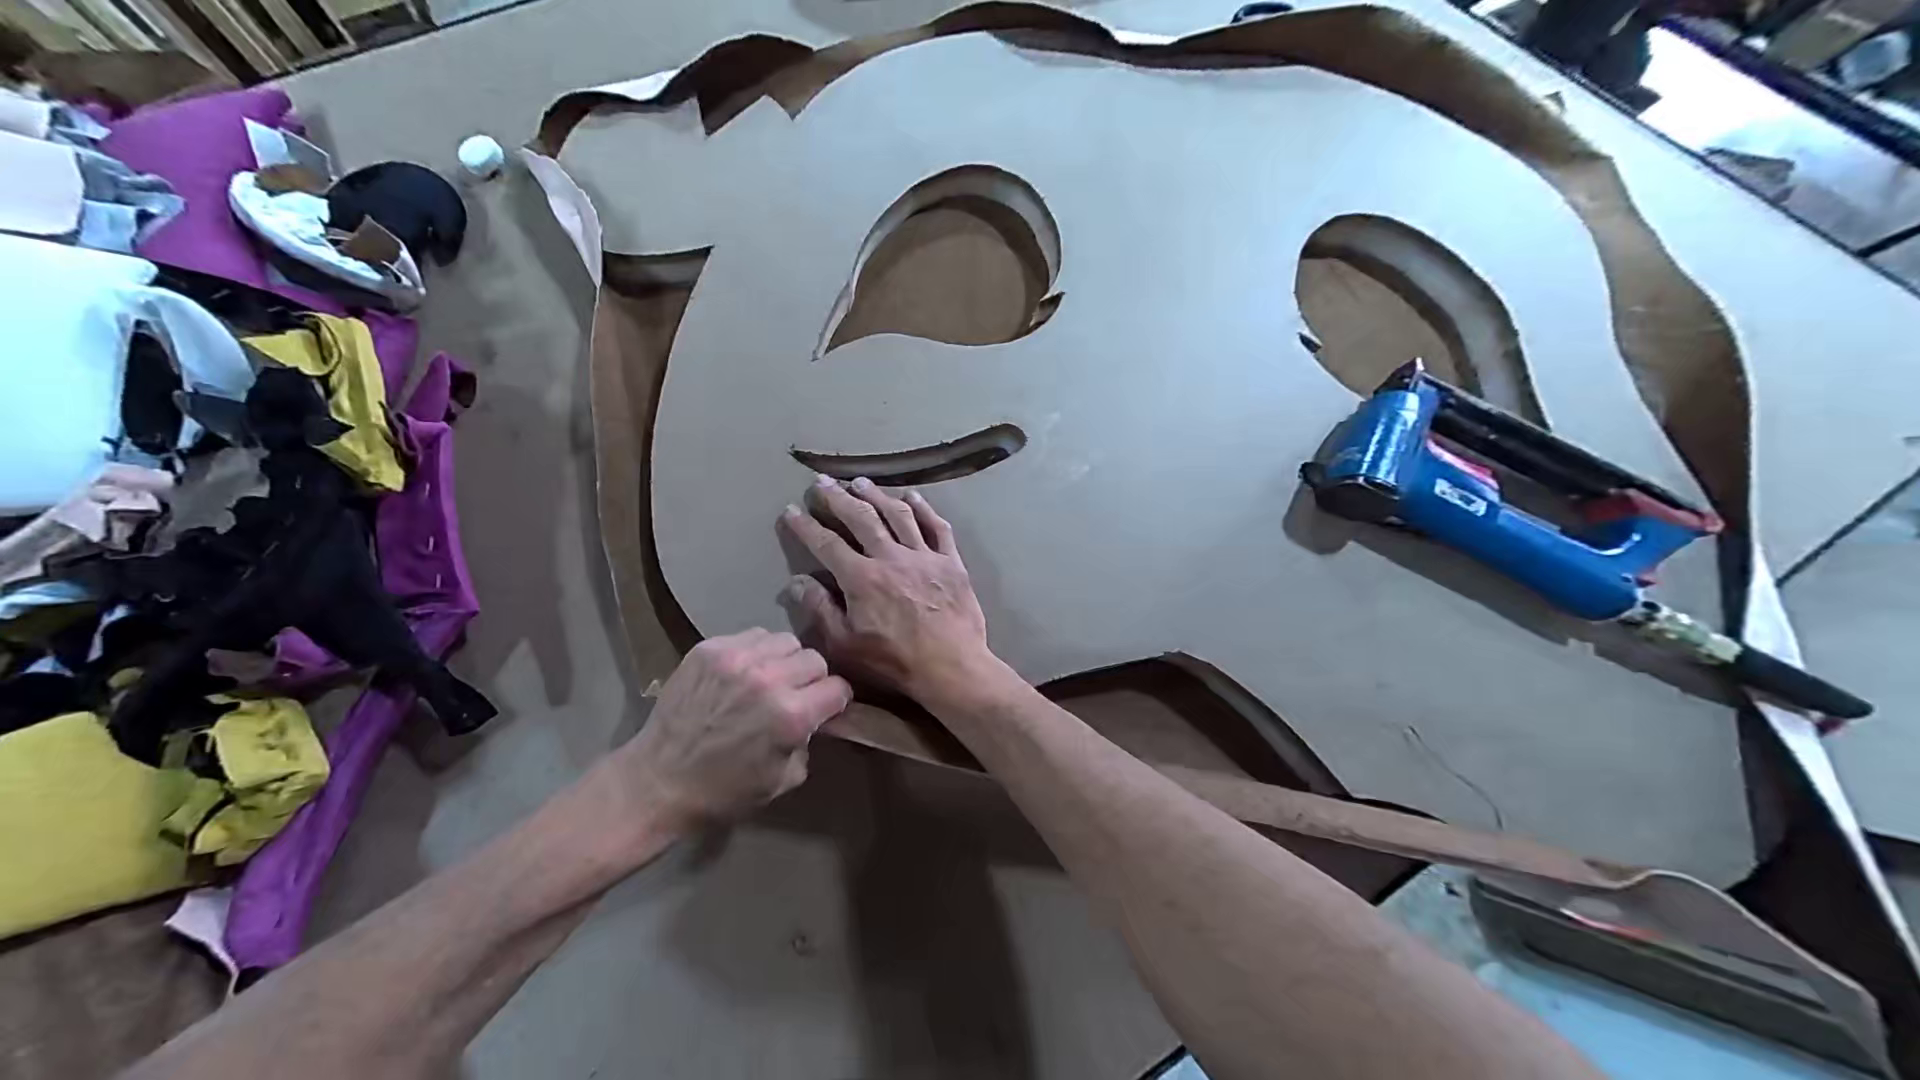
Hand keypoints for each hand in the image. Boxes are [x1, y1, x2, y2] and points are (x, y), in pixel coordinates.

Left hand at [614, 628, 850, 827]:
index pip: (838, 688)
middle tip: (795, 694)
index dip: (835, 701)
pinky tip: (743, 672)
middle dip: (812, 679)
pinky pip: (752, 635)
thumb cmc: (723, 792)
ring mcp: (737, 659)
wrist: (656, 782)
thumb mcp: (783, 780)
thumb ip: (807, 743)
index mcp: (791, 716)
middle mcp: (769, 679)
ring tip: (769, 678)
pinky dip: (756, 651)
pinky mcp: (710, 649)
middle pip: (815, 659)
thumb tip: (813, 720)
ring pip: (785, 641)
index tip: (826, 708)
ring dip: (785, 660)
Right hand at [778, 476, 995, 699]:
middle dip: (838, 498)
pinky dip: (924, 508)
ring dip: (876, 495)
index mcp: (862, 578)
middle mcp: (891, 557)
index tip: (792, 510)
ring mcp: (924, 556)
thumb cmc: (895, 662)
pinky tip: (912, 496)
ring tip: (860, 482)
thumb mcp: (846, 645)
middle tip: (823, 483)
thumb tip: (796, 582)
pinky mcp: (950, 562)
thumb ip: (820, 610)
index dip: (806, 526)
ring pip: (898, 515)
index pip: (827, 544)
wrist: (951, 668)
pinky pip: (937, 527)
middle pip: (861, 518)